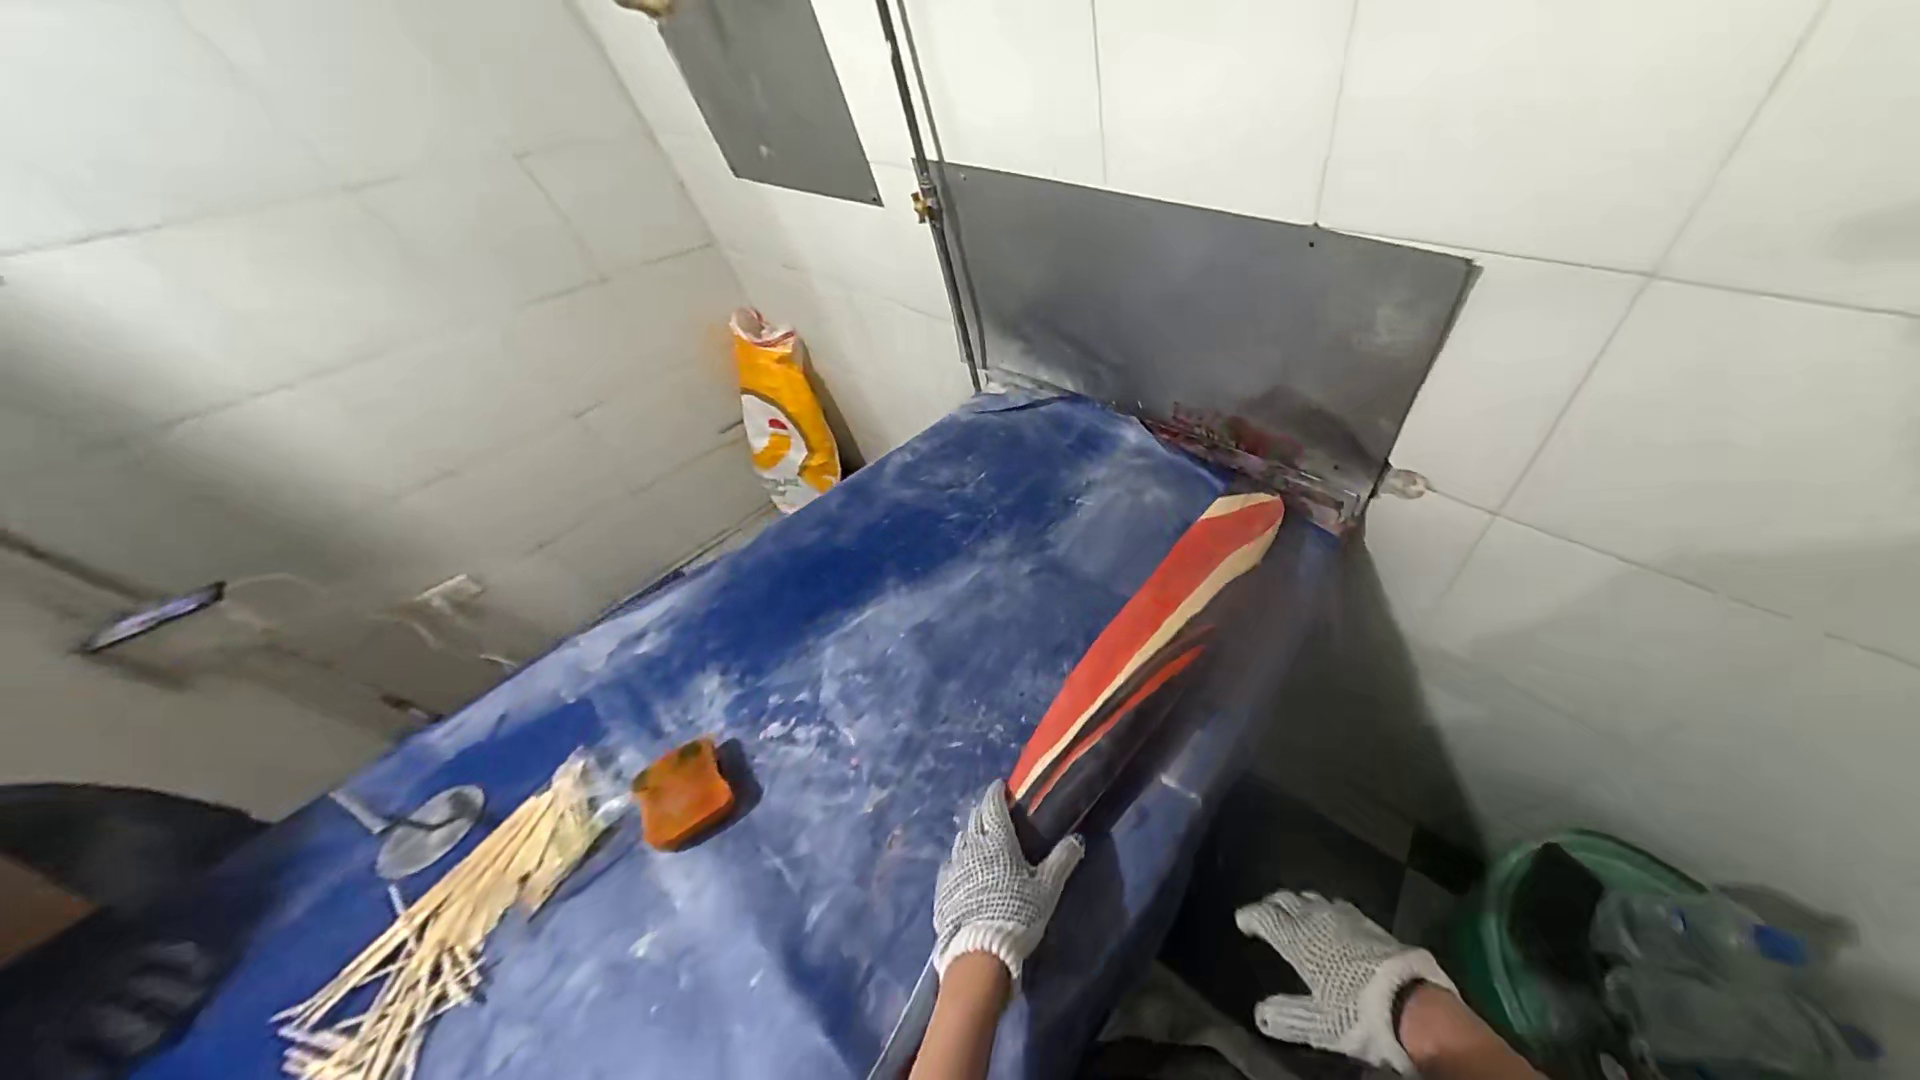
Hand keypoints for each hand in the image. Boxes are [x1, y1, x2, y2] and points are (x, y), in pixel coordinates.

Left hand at [932, 781, 1084, 980]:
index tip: (1001, 786)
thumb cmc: (1016, 913)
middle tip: (993, 810)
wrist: (979, 952)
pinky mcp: (943, 887)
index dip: (996, 793)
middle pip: (976, 818)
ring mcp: (954, 865)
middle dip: (984, 810)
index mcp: (997, 839)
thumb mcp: (1046, 889)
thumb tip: (1077, 839)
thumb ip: (1061, 861)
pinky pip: (951, 862)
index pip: (993, 805)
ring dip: (971, 833)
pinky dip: (959, 858)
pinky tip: (963, 866)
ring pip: (962, 839)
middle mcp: (972, 845)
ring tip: (980, 836)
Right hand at [1234, 889, 1456, 1074]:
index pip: (1265, 917)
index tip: (1242, 920)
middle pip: (1286, 900)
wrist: (1414, 1004)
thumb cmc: (1358, 1013)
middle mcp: (1315, 920)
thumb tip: (1259, 1015)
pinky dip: (1325, 908)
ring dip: (1299, 902)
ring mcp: (1343, 917)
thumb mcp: (1320, 1023)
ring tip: (1296, 910)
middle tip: (1265, 911)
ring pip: (1311, 898)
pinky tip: (1333, 917)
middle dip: (1272, 903)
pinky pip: (1337, 905)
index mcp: (1297, 939)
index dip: (1251, 916)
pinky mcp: (1369, 922)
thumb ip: (1288, 1017)